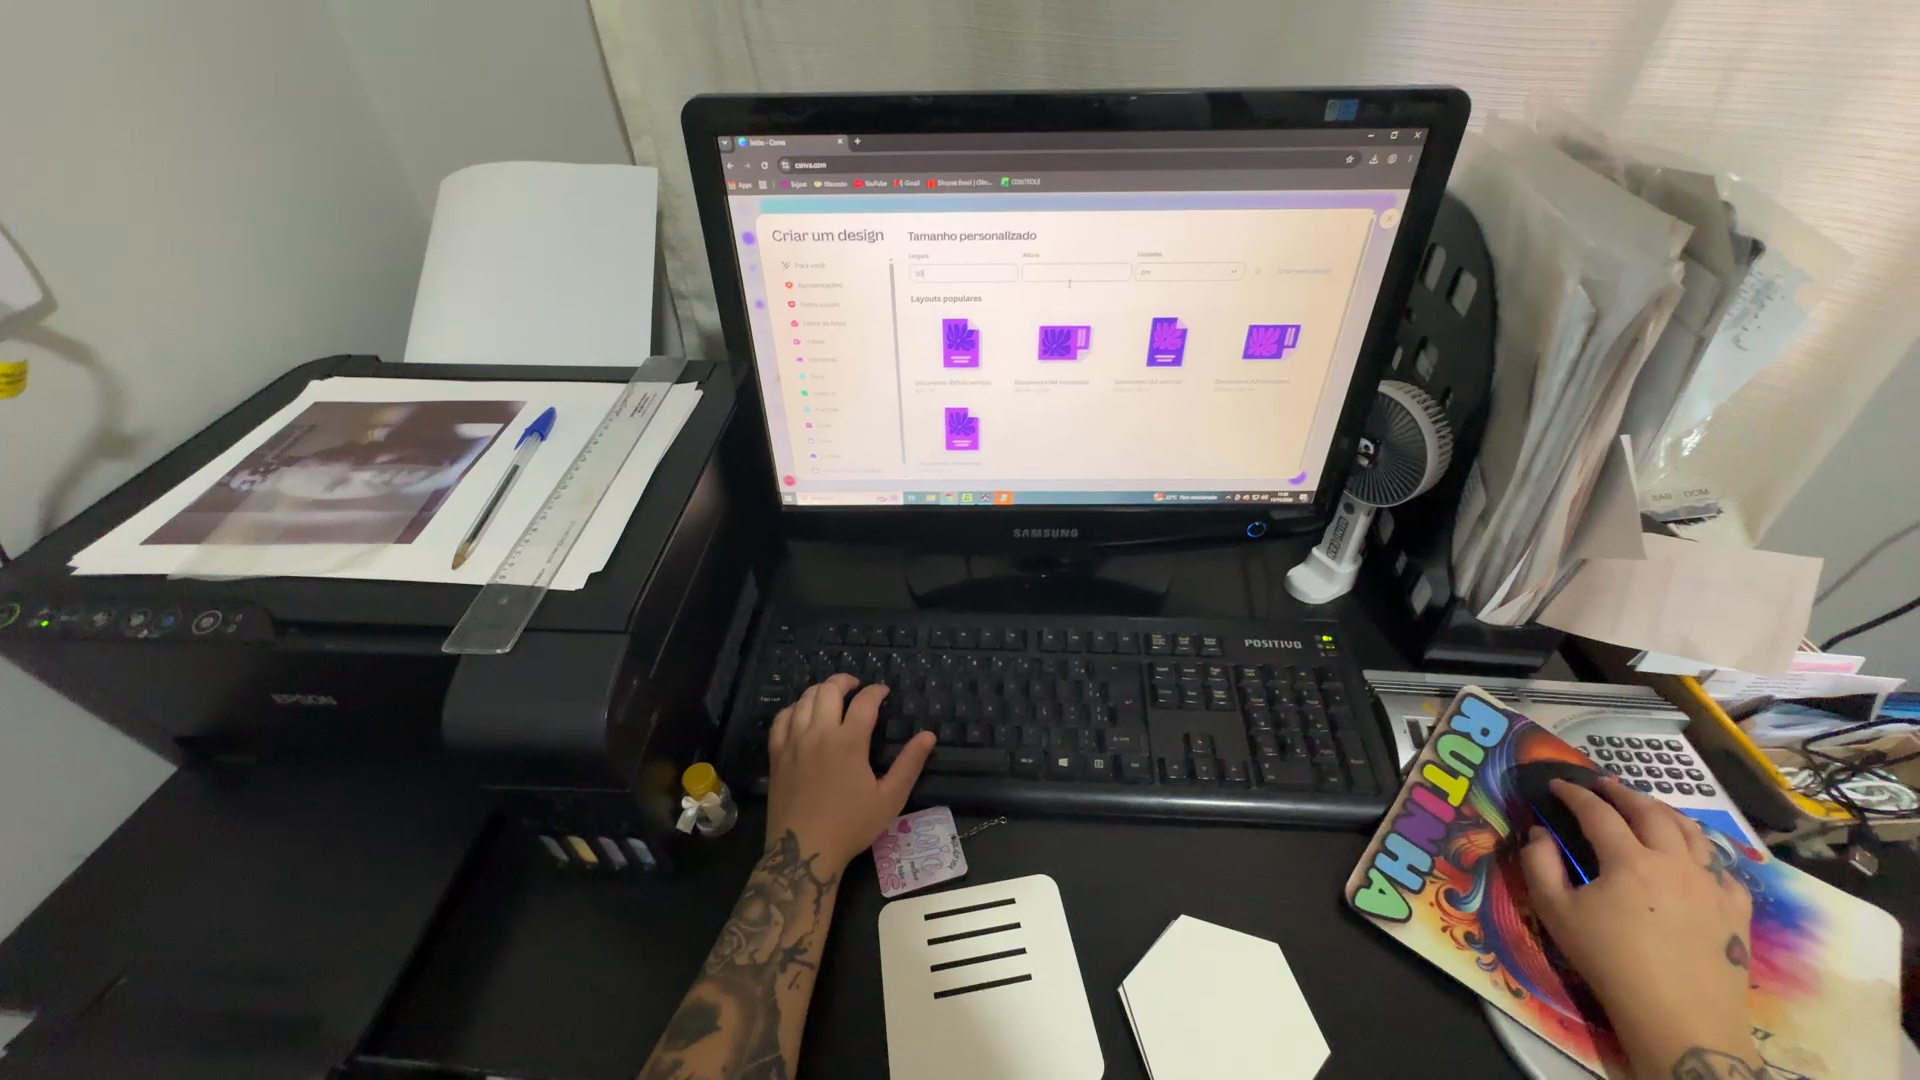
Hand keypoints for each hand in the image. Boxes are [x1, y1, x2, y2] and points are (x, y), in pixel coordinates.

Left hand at [766, 674, 935, 874]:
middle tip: (856, 685)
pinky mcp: (777, 755)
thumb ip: (910, 764)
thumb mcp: (890, 798)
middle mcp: (819, 733)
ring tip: (832, 695)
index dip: (876, 691)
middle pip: (829, 690)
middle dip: (845, 681)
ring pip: (803, 700)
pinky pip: (781, 720)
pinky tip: (801, 713)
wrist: (804, 850)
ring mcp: (794, 742)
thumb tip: (928, 736)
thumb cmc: (851, 825)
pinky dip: (793, 709)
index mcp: (849, 741)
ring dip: (820, 691)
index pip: (865, 702)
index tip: (884, 692)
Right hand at [1521, 778, 1759, 1075]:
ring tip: (1646, 807)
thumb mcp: (1555, 911)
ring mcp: (1712, 886)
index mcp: (1629, 861)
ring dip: (1664, 812)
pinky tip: (1691, 857)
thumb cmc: (1609, 961)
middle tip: (1602, 784)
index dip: (1575, 794)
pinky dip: (1702, 852)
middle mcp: (1674, 863)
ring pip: (1693, 833)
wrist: (1680, 1019)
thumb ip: (1540, 864)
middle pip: (1651, 813)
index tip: (1558, 784)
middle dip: (1622, 793)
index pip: (1598, 812)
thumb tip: (1539, 834)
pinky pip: (1723, 869)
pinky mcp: (1736, 912)